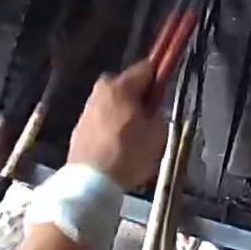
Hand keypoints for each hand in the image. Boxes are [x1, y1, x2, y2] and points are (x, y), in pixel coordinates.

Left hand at [68, 61, 166, 189]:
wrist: (91, 182)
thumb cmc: (129, 153)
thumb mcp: (157, 131)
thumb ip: (158, 111)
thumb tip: (152, 106)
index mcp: (120, 86)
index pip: (147, 67)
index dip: (161, 74)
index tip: (169, 85)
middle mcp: (101, 90)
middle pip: (129, 85)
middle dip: (142, 96)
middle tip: (154, 115)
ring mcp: (88, 108)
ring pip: (116, 102)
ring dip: (128, 111)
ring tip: (138, 133)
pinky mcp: (80, 126)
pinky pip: (105, 117)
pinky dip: (115, 124)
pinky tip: (122, 142)